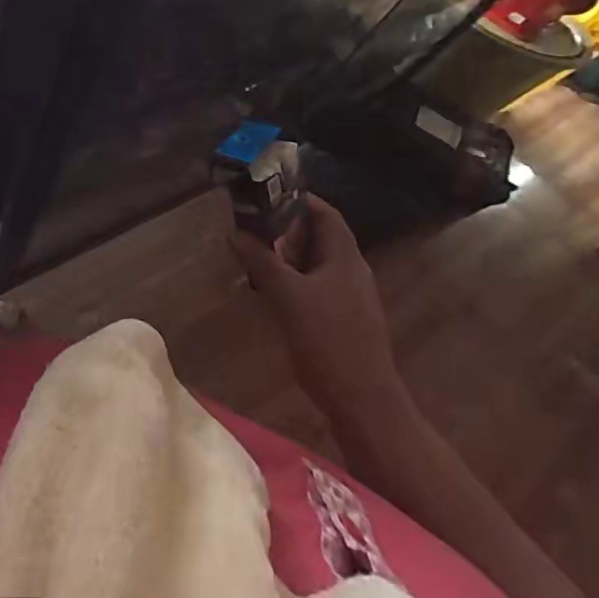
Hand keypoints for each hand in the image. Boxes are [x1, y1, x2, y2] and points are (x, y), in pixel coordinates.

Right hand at [230, 195, 402, 408]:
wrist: (363, 402)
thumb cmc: (327, 341)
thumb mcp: (288, 297)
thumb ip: (262, 262)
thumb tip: (236, 233)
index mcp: (346, 257)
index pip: (326, 214)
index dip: (300, 200)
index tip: (268, 195)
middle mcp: (352, 272)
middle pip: (321, 238)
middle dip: (288, 230)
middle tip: (254, 228)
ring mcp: (351, 299)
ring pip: (318, 265)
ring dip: (289, 258)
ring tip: (257, 258)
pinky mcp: (345, 322)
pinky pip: (318, 289)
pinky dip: (295, 282)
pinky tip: (274, 295)